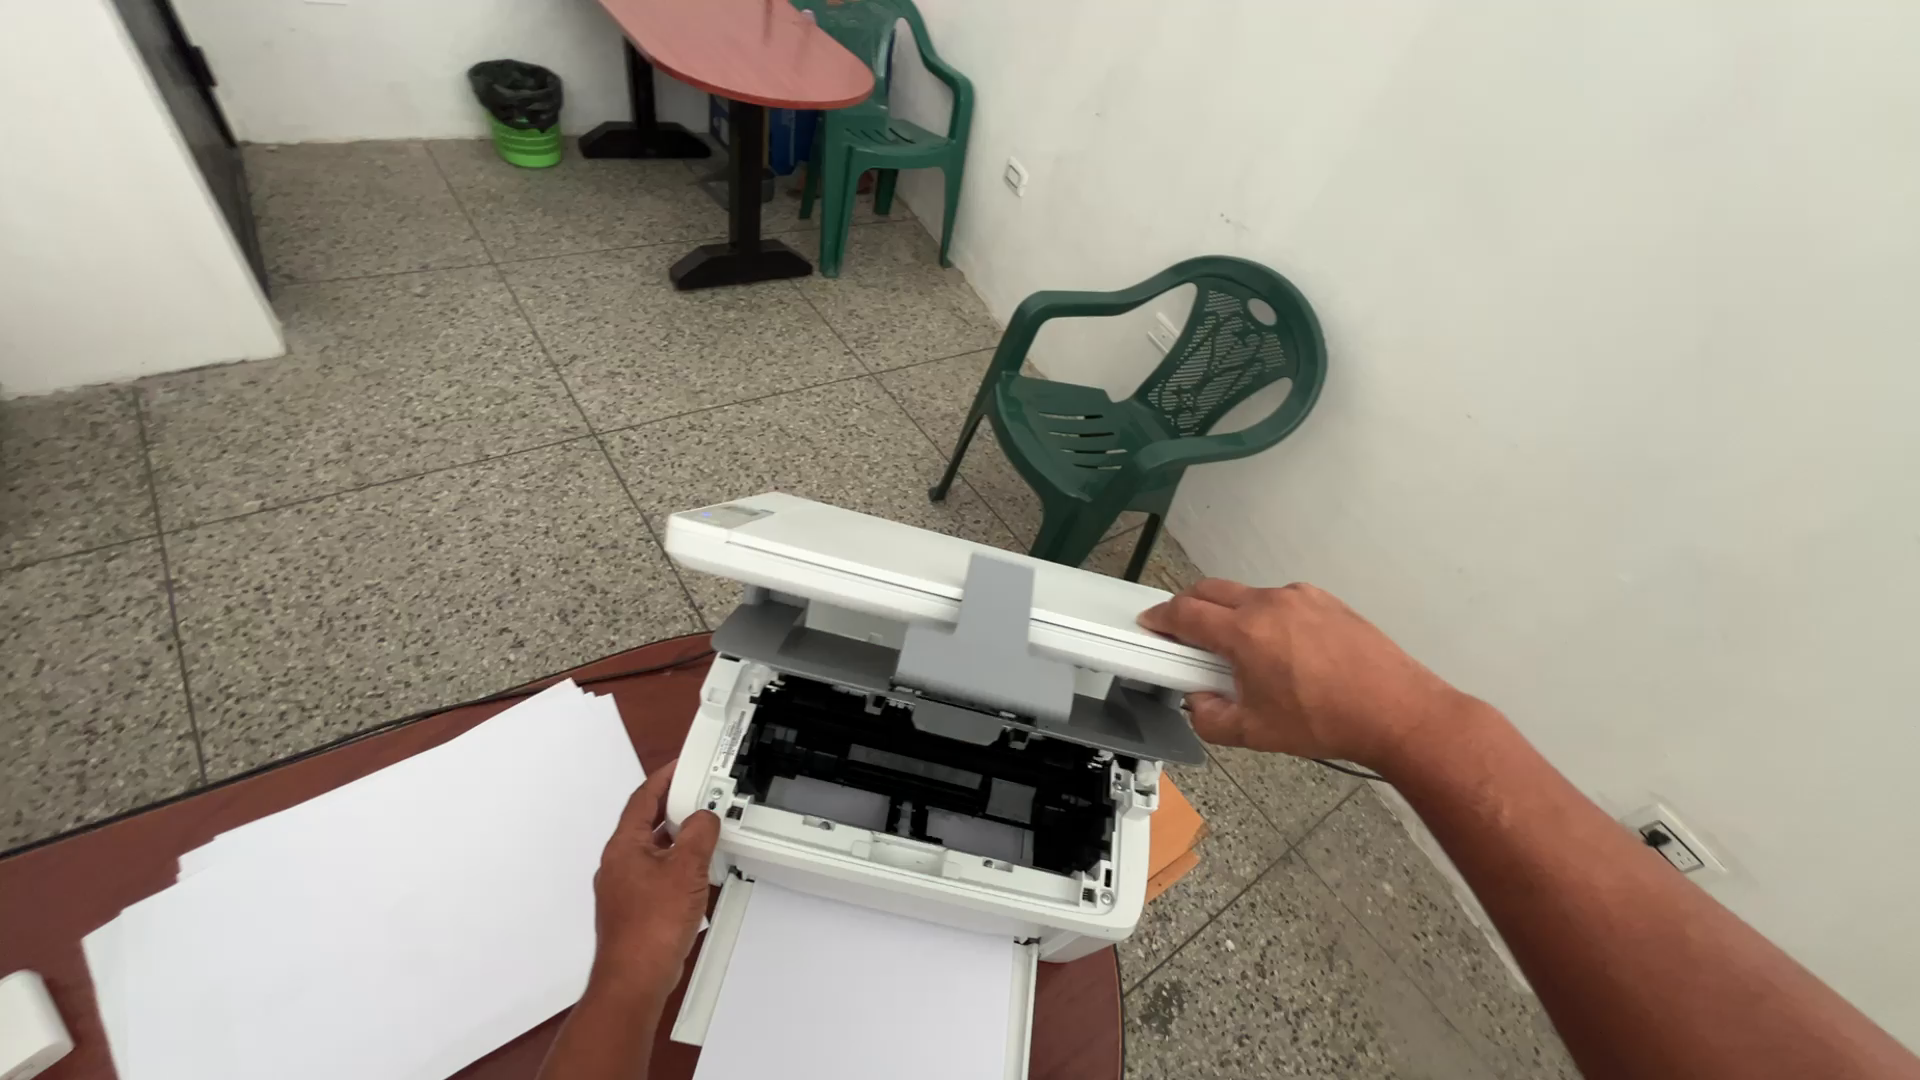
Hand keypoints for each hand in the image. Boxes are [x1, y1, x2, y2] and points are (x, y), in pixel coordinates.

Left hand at [588, 759, 720, 1000]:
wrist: (636, 979)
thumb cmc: (651, 927)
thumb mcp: (686, 868)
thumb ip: (699, 834)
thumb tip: (705, 818)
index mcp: (624, 846)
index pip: (644, 798)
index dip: (665, 777)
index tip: (682, 765)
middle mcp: (620, 863)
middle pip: (649, 821)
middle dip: (676, 806)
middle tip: (702, 794)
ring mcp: (625, 886)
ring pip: (655, 847)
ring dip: (680, 836)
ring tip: (706, 829)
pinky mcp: (636, 906)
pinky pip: (659, 870)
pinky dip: (679, 861)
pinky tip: (698, 869)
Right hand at [1138, 580, 1474, 769]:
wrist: (1399, 712)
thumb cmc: (1329, 721)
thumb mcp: (1255, 733)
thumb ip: (1209, 717)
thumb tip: (1197, 702)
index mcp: (1244, 632)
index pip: (1183, 613)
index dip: (1159, 619)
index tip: (1151, 625)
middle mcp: (1269, 603)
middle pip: (1208, 590)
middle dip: (1187, 607)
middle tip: (1182, 633)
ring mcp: (1300, 597)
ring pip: (1244, 593)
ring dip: (1227, 611)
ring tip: (1235, 647)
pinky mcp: (1325, 601)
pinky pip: (1279, 599)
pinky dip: (1263, 614)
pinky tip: (1277, 647)